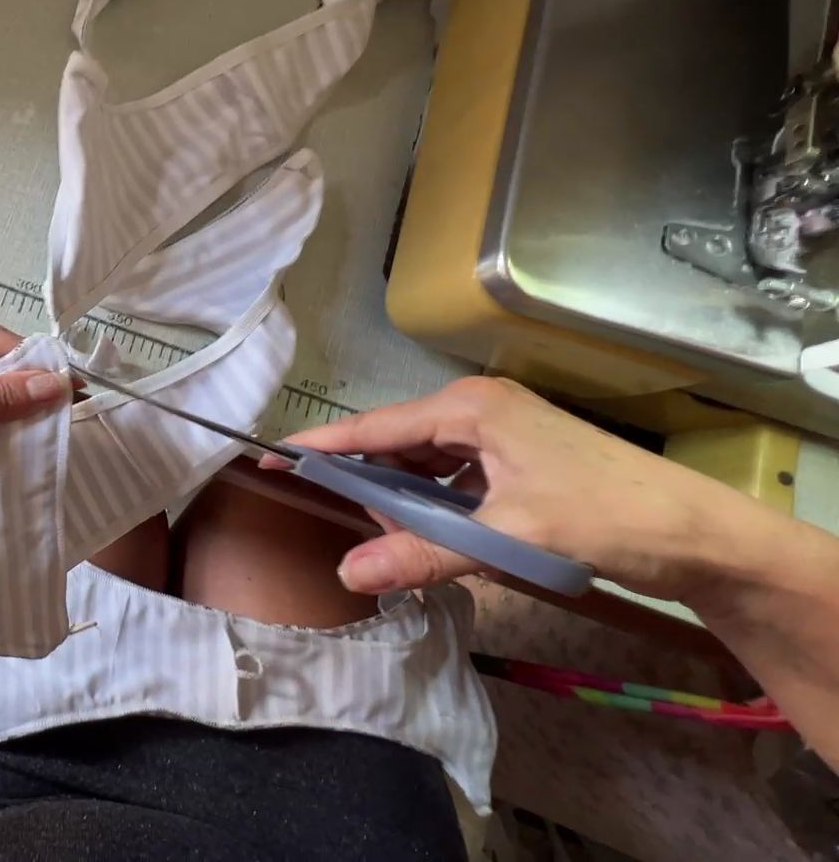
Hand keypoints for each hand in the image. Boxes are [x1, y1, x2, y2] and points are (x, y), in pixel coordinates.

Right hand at [281, 376, 768, 601]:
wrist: (714, 540)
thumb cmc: (610, 518)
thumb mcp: (509, 537)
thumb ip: (422, 555)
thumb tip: (347, 575)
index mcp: (466, 408)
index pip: (371, 427)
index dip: (316, 444)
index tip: (267, 455)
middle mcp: (473, 409)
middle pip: (392, 442)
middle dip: (368, 482)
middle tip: (353, 521)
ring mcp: (494, 430)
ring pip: (418, 460)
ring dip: (402, 496)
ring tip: (397, 532)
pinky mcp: (510, 454)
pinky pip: (446, 472)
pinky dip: (430, 501)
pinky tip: (432, 528)